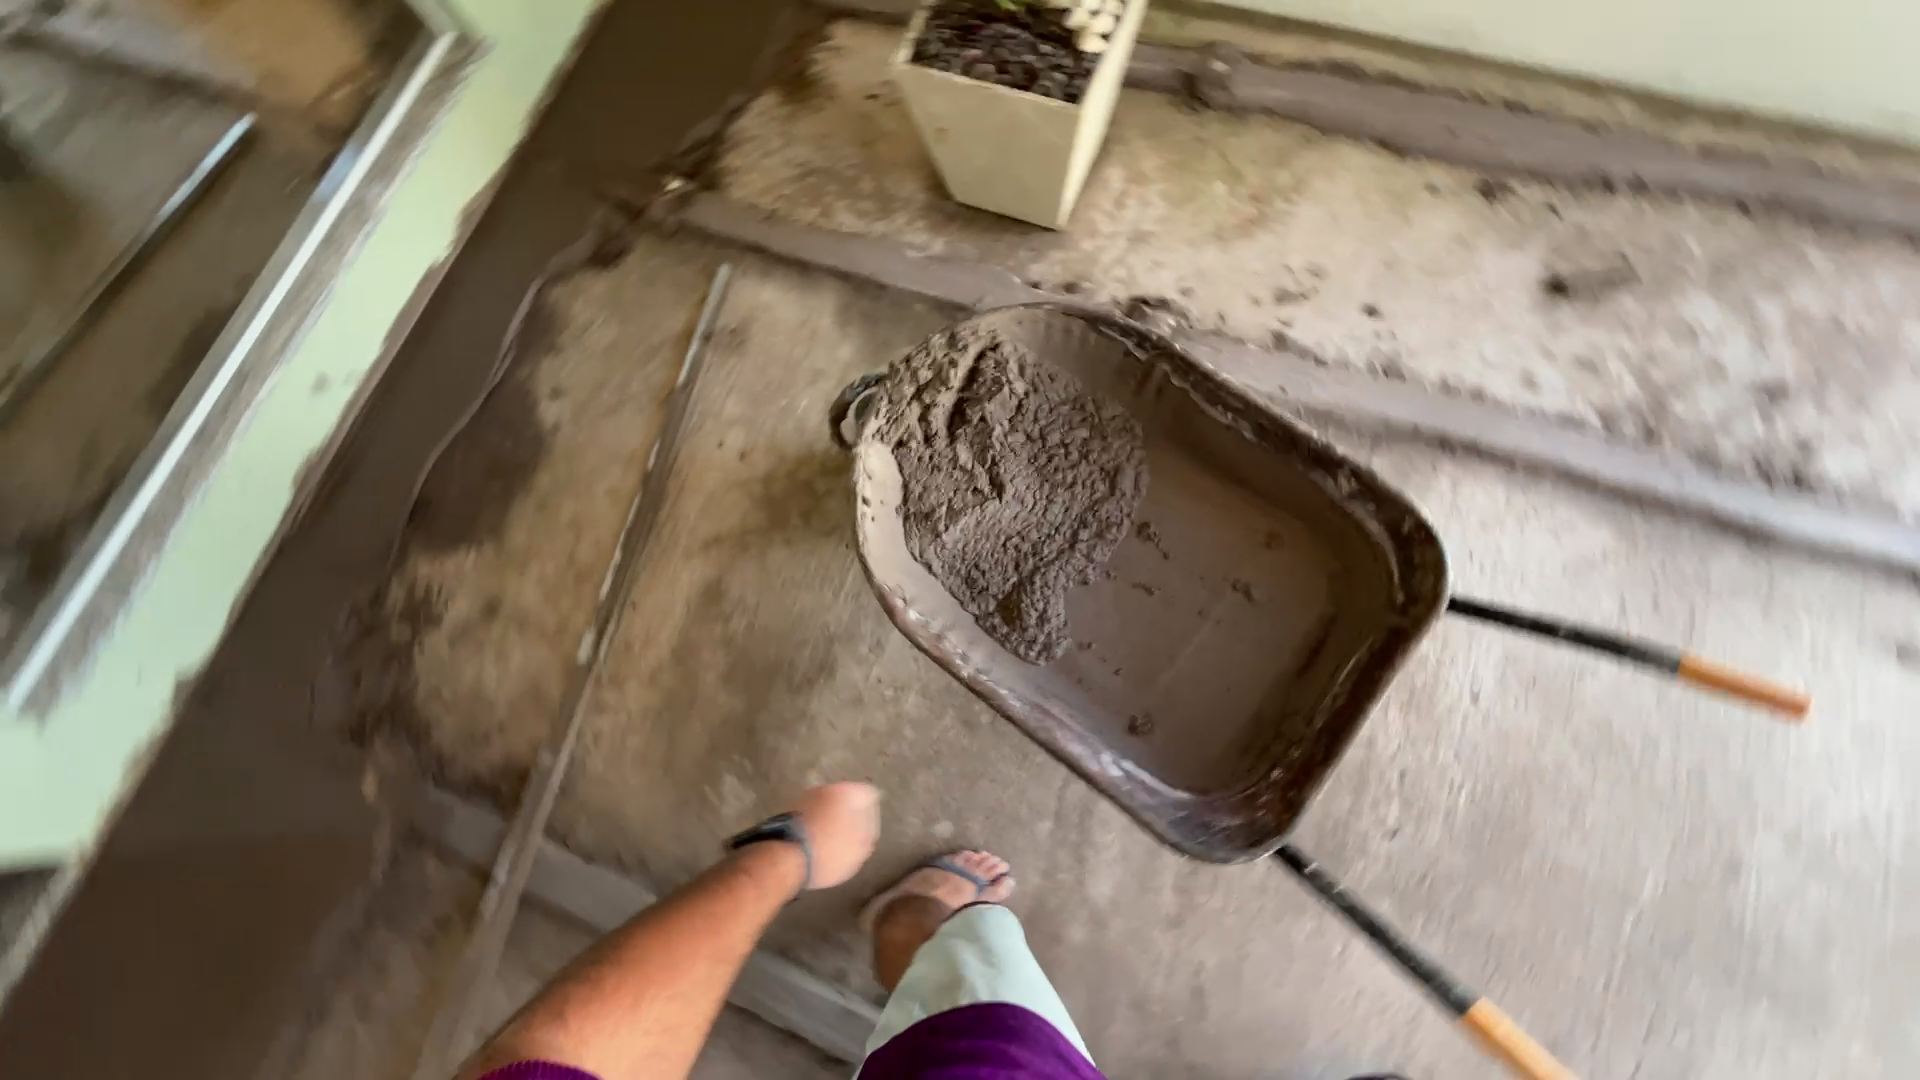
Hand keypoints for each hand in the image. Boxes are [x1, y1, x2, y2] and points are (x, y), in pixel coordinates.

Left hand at [789, 782, 880, 889]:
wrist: (785, 857)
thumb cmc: (828, 852)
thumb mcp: (859, 849)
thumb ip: (869, 835)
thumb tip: (869, 829)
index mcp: (847, 792)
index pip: (869, 794)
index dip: (872, 812)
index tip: (869, 829)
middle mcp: (827, 788)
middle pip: (845, 798)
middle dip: (849, 814)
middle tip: (852, 835)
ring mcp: (806, 797)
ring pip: (826, 805)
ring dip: (831, 819)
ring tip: (831, 842)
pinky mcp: (789, 810)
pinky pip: (811, 814)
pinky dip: (815, 824)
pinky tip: (815, 842)